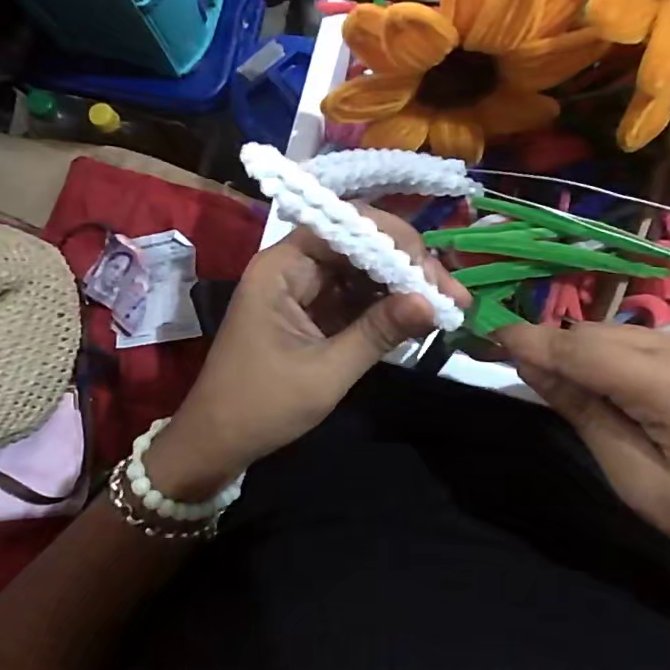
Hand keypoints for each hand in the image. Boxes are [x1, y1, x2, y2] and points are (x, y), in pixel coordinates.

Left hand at [148, 206, 468, 499]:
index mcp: (282, 268)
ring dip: (403, 286)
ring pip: (363, 271)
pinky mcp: (314, 314)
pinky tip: (419, 317)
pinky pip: (356, 297)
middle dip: (407, 265)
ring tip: (447, 306)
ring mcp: (304, 290)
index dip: (392, 240)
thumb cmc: (261, 406)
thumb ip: (378, 333)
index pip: (344, 227)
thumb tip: (433, 303)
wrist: (217, 443)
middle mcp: (293, 268)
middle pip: (359, 245)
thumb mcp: (326, 372)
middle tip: (451, 295)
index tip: (430, 272)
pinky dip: (387, 306)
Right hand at [496, 322, 669, 583]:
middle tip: (511, 364)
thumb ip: (584, 412)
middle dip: (557, 347)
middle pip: (605, 334)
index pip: (589, 350)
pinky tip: (601, 382)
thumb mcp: (637, 482)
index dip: (535, 341)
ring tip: (553, 379)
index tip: (489, 336)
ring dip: (585, 352)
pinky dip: (615, 357)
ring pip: (625, 334)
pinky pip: (649, 344)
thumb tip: (532, 364)